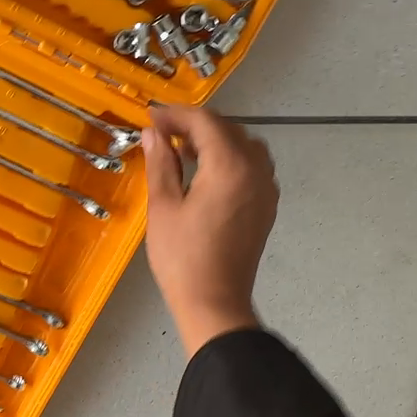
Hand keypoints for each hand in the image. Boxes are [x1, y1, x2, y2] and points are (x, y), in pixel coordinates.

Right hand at [142, 105, 278, 358]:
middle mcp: (256, 171)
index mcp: (230, 167)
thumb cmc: (182, 256)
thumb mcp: (163, 206)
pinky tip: (204, 173)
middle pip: (228, 130)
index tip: (151, 116)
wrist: (214, 301)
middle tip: (161, 132)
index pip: (205, 122)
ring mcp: (266, 189)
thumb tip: (153, 133)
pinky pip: (251, 166)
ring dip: (214, 139)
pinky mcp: (266, 206)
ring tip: (182, 150)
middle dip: (194, 125)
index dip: (176, 115)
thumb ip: (161, 163)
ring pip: (244, 146)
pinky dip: (228, 158)